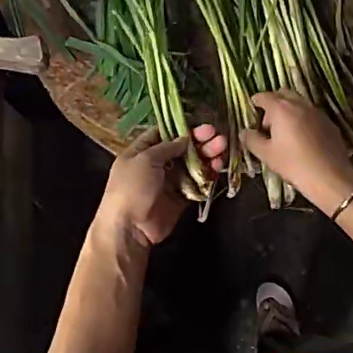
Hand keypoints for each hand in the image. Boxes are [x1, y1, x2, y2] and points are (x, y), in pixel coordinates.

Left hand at [93, 125, 229, 252]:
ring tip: (222, 149)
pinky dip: (208, 176)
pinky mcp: (180, 198)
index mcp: (141, 152)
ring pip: (192, 165)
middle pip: (181, 149)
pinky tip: (218, 167)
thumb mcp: (145, 159)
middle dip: (200, 142)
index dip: (182, 128)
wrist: (130, 228)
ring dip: (207, 156)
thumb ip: (167, 147)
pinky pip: (196, 184)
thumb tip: (185, 138)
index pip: (163, 134)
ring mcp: (168, 182)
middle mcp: (155, 165)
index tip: (201, 124)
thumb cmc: (132, 188)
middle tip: (218, 136)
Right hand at [240, 90, 352, 215]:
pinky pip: (312, 114)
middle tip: (268, 121)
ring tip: (285, 131)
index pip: (265, 96)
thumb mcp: (266, 154)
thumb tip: (245, 132)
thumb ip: (252, 140)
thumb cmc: (293, 164)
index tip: (252, 108)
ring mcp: (317, 112)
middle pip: (284, 94)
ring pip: (300, 103)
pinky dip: (303, 119)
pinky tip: (303, 138)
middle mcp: (300, 105)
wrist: (329, 177)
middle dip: (274, 103)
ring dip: (290, 110)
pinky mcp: (330, 123)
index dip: (256, 101)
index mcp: (282, 109)